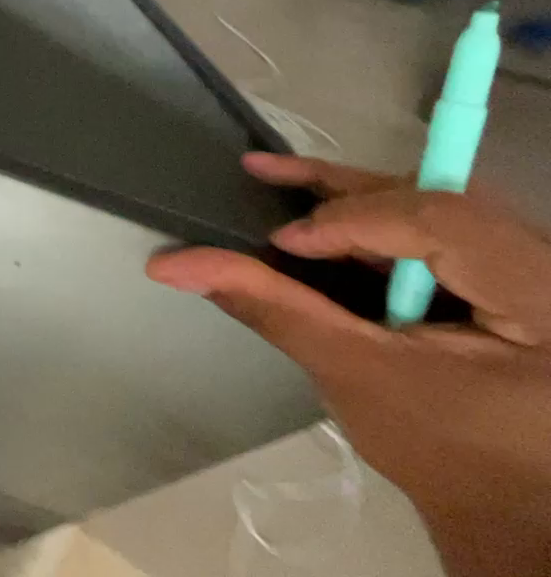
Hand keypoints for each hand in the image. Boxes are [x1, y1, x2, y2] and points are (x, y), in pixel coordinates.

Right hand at [147, 153, 550, 576]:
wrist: (511, 507)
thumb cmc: (443, 451)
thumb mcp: (350, 372)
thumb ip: (268, 305)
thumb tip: (169, 264)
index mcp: (542, 301)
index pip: (444, 223)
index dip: (354, 220)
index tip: (282, 244)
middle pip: (442, 198)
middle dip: (348, 188)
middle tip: (264, 176)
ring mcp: (538, 276)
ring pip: (439, 204)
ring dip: (354, 194)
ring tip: (274, 177)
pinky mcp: (513, 281)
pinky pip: (443, 228)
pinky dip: (375, 218)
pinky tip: (319, 207)